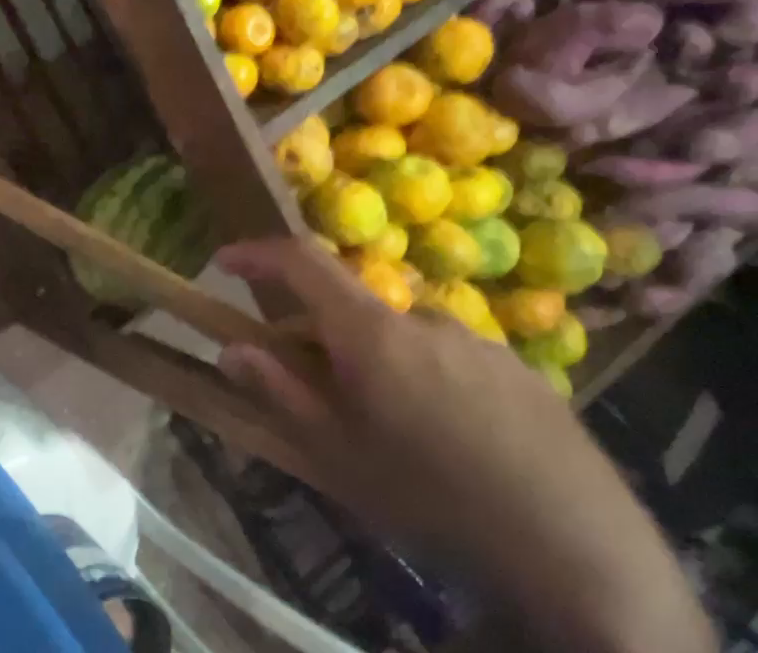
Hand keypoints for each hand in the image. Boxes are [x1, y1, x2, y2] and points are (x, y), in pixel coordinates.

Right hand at [218, 238, 711, 652]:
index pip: (304, 262)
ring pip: (406, 336)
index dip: (258, 253)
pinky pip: (455, 359)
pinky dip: (427, 376)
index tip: (224, 264)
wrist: (581, 554)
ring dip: (376, 358)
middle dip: (319, 334)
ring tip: (382, 421)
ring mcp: (487, 347)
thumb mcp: (336, 452)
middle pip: (354, 308)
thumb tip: (230, 349)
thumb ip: (279, 391)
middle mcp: (429, 322)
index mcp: (373, 333)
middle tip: (306, 384)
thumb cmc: (433, 499)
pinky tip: (445, 438)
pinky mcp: (530, 378)